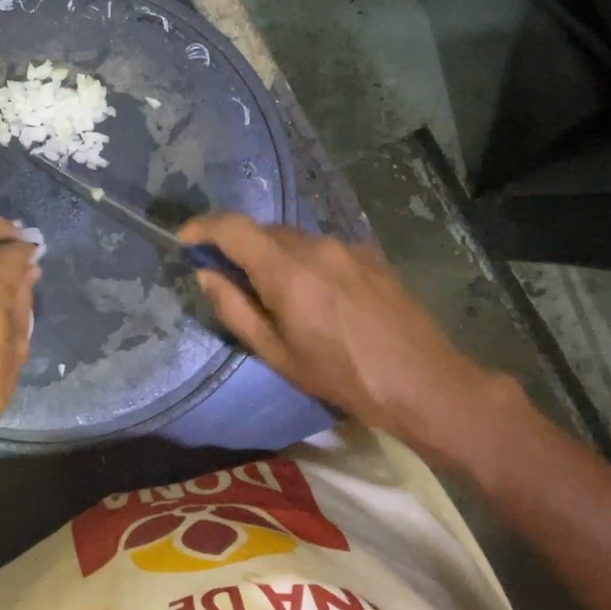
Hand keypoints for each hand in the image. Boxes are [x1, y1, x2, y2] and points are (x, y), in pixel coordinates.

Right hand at [178, 214, 514, 462]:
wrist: (425, 382)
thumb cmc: (341, 375)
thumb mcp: (275, 352)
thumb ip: (234, 308)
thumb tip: (206, 276)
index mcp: (287, 270)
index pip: (233, 227)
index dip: (203, 227)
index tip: (185, 240)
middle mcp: (316, 247)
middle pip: (262, 230)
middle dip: (235, 245)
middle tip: (223, 276)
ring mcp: (347, 248)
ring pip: (292, 238)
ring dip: (269, 254)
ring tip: (268, 291)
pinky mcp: (369, 256)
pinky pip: (319, 248)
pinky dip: (300, 260)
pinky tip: (309, 295)